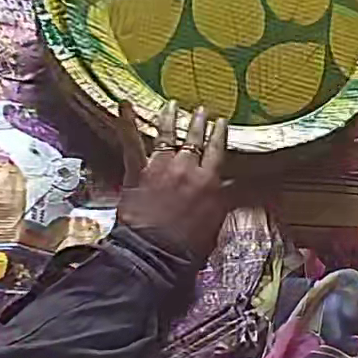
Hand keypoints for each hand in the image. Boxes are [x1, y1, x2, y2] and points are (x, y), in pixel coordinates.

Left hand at [113, 101, 230, 260]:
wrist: (155, 253)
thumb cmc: (189, 244)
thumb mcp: (216, 221)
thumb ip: (225, 199)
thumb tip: (235, 186)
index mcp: (209, 180)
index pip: (218, 151)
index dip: (220, 134)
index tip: (221, 121)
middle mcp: (188, 168)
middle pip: (195, 139)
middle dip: (199, 123)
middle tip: (201, 110)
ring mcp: (161, 166)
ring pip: (168, 135)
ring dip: (171, 117)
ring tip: (172, 104)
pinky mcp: (137, 171)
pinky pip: (130, 143)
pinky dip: (125, 122)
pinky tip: (123, 104)